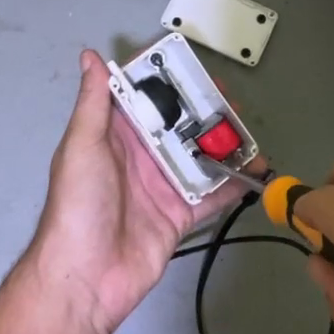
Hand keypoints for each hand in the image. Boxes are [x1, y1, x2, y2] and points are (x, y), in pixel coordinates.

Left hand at [24, 50, 250, 333]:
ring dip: (222, 141)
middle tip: (231, 97)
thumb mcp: (81, 145)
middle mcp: (141, 156)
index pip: (143, 98)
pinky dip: (233, 182)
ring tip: (247, 129)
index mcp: (115, 135)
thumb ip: (93, 102)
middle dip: (203, 109)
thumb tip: (89, 55)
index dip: (165, 79)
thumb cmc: (79, 204)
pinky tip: (255, 168)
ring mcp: (162, 185)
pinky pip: (211, 194)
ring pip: (198, 155)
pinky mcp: (180, 215)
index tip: (191, 62)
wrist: (85, 277)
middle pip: (178, 125)